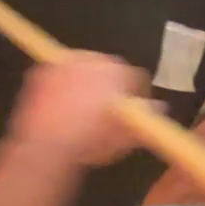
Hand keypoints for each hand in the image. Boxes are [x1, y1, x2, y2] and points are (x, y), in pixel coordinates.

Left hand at [5, 52, 146, 166]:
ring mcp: (68, 61)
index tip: (131, 109)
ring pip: (84, 68)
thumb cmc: (91, 141)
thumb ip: (145, 116)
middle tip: (104, 109)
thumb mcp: (125, 136)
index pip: (136, 77)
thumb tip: (159, 107)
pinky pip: (60, 72)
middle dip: (109, 85)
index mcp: (120, 73)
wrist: (47, 146)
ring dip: (86, 82)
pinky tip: (61, 105)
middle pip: (110, 68)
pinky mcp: (45, 68)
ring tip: (81, 107)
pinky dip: (62, 83)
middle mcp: (96, 60)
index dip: (135, 94)